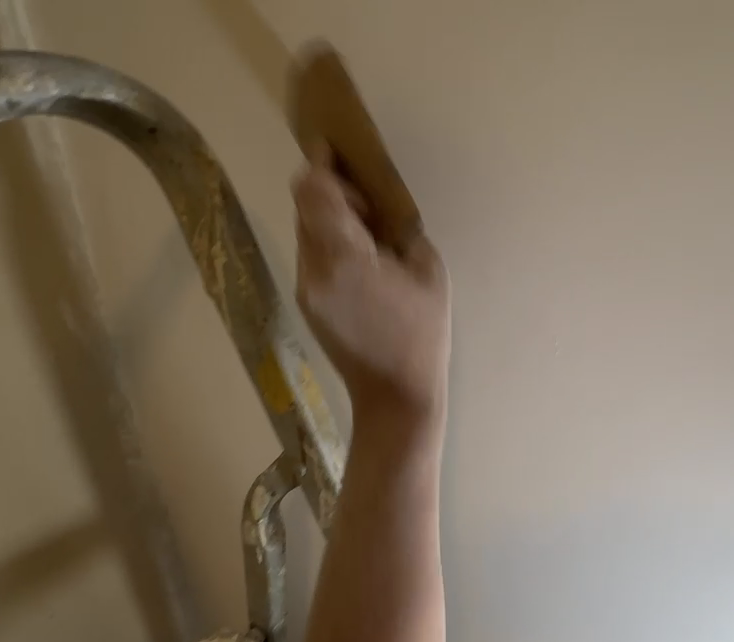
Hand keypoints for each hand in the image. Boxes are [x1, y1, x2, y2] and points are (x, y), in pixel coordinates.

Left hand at [292, 145, 450, 420]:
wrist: (396, 398)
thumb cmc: (422, 336)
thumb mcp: (428, 272)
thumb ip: (398, 229)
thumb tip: (377, 209)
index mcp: (345, 257)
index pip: (314, 191)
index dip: (322, 165)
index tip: (336, 151)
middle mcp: (314, 269)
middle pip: (305, 207)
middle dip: (331, 194)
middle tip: (368, 207)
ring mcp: (307, 289)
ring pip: (306, 233)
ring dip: (329, 222)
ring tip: (368, 239)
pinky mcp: (308, 305)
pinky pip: (312, 259)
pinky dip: (330, 248)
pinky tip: (361, 267)